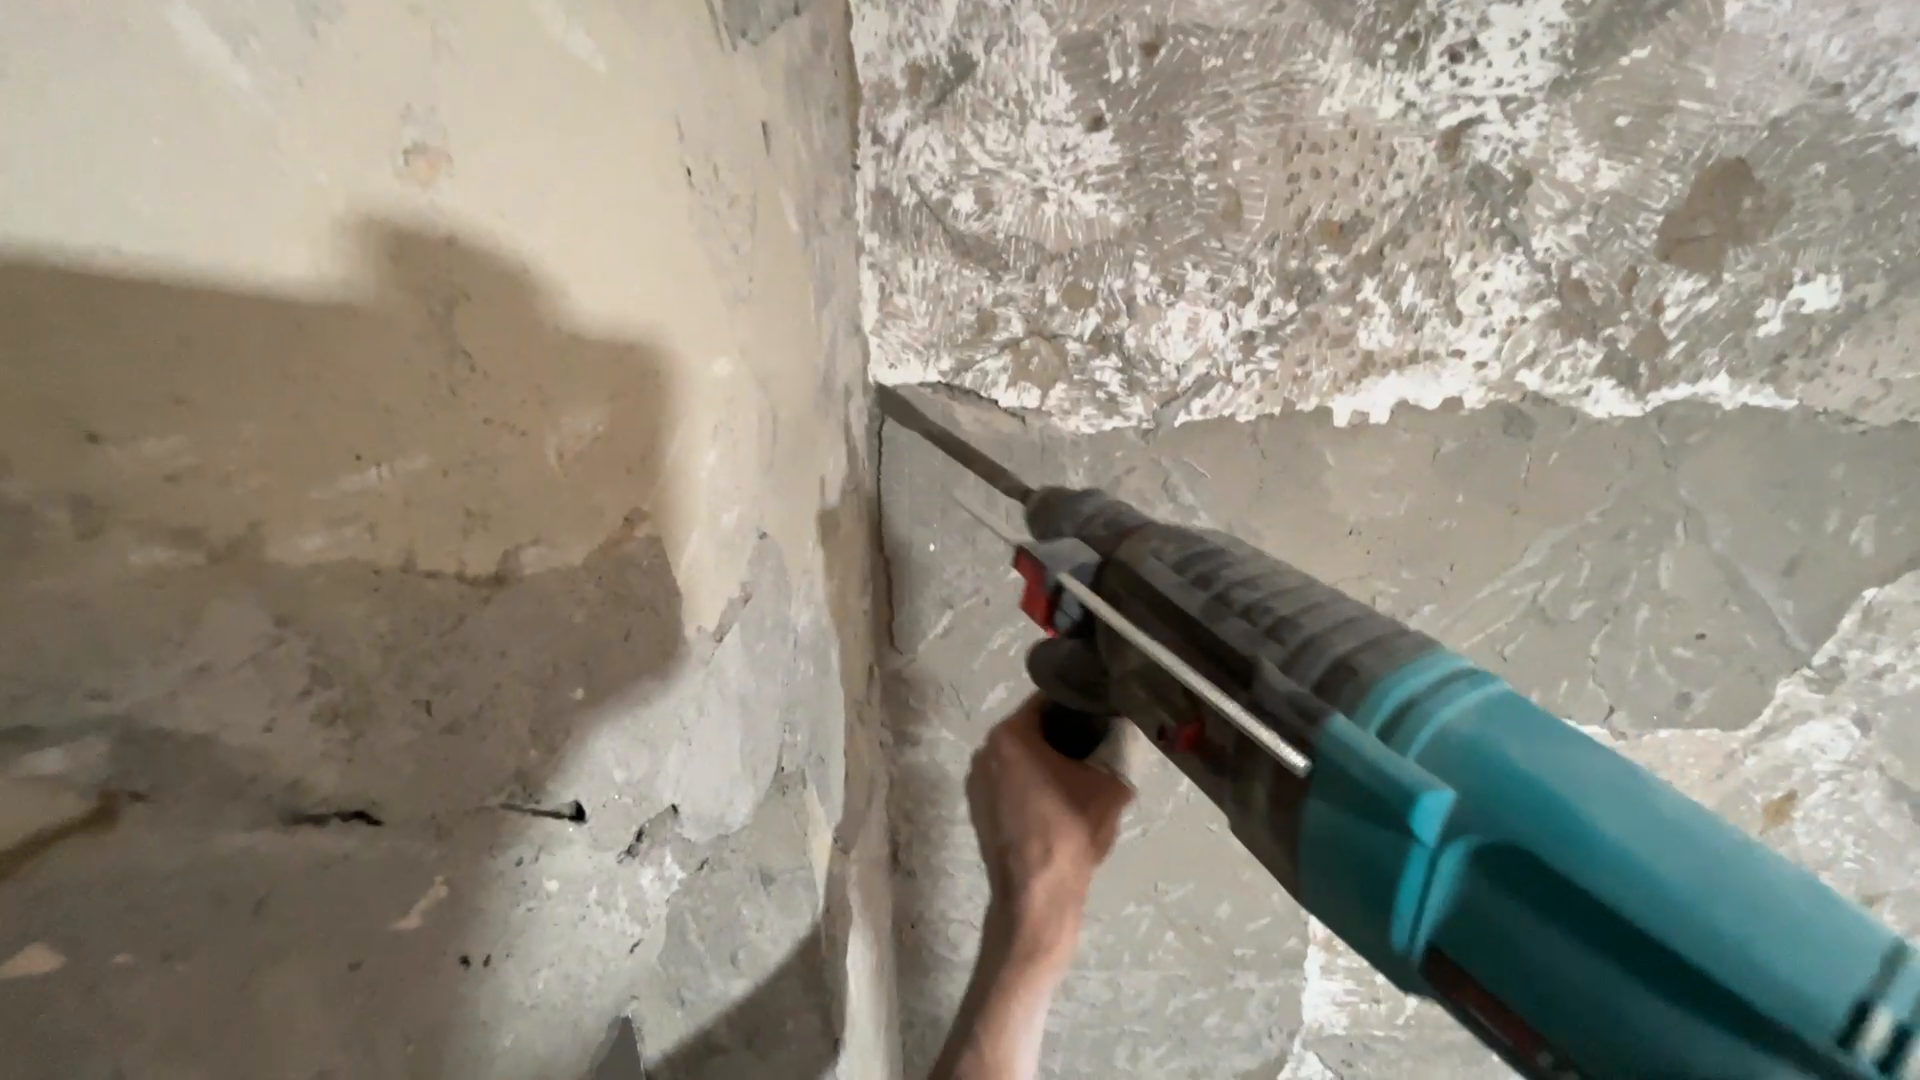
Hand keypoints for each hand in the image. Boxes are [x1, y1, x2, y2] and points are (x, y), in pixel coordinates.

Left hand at [965, 695, 1133, 964]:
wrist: (1037, 893)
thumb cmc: (1070, 830)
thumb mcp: (1108, 787)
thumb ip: (1113, 757)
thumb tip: (1117, 749)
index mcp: (1011, 734)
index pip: (1046, 702)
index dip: (1074, 705)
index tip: (1095, 711)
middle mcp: (985, 749)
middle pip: (1028, 730)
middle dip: (1057, 735)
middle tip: (1089, 743)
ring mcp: (976, 780)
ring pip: (1015, 757)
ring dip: (1040, 761)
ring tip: (1072, 774)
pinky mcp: (976, 808)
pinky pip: (1006, 782)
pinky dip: (1026, 784)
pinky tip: (1051, 801)